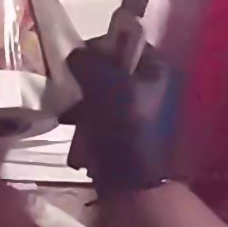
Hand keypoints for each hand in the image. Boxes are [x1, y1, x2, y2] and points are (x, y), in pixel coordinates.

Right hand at [62, 36, 173, 193]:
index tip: (74, 65)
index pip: (123, 40)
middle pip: (110, 68)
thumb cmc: (125, 129)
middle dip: (86, 79)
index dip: (96, 48)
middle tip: (69, 91)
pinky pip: (102, 115)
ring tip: (69, 115)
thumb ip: (88, 62)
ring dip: (82, 101)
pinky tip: (75, 130)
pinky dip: (87, 120)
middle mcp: (154, 85)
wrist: (135, 186)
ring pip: (102, 92)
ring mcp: (142, 110)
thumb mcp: (106, 86)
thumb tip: (75, 54)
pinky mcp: (129, 131)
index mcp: (158, 68)